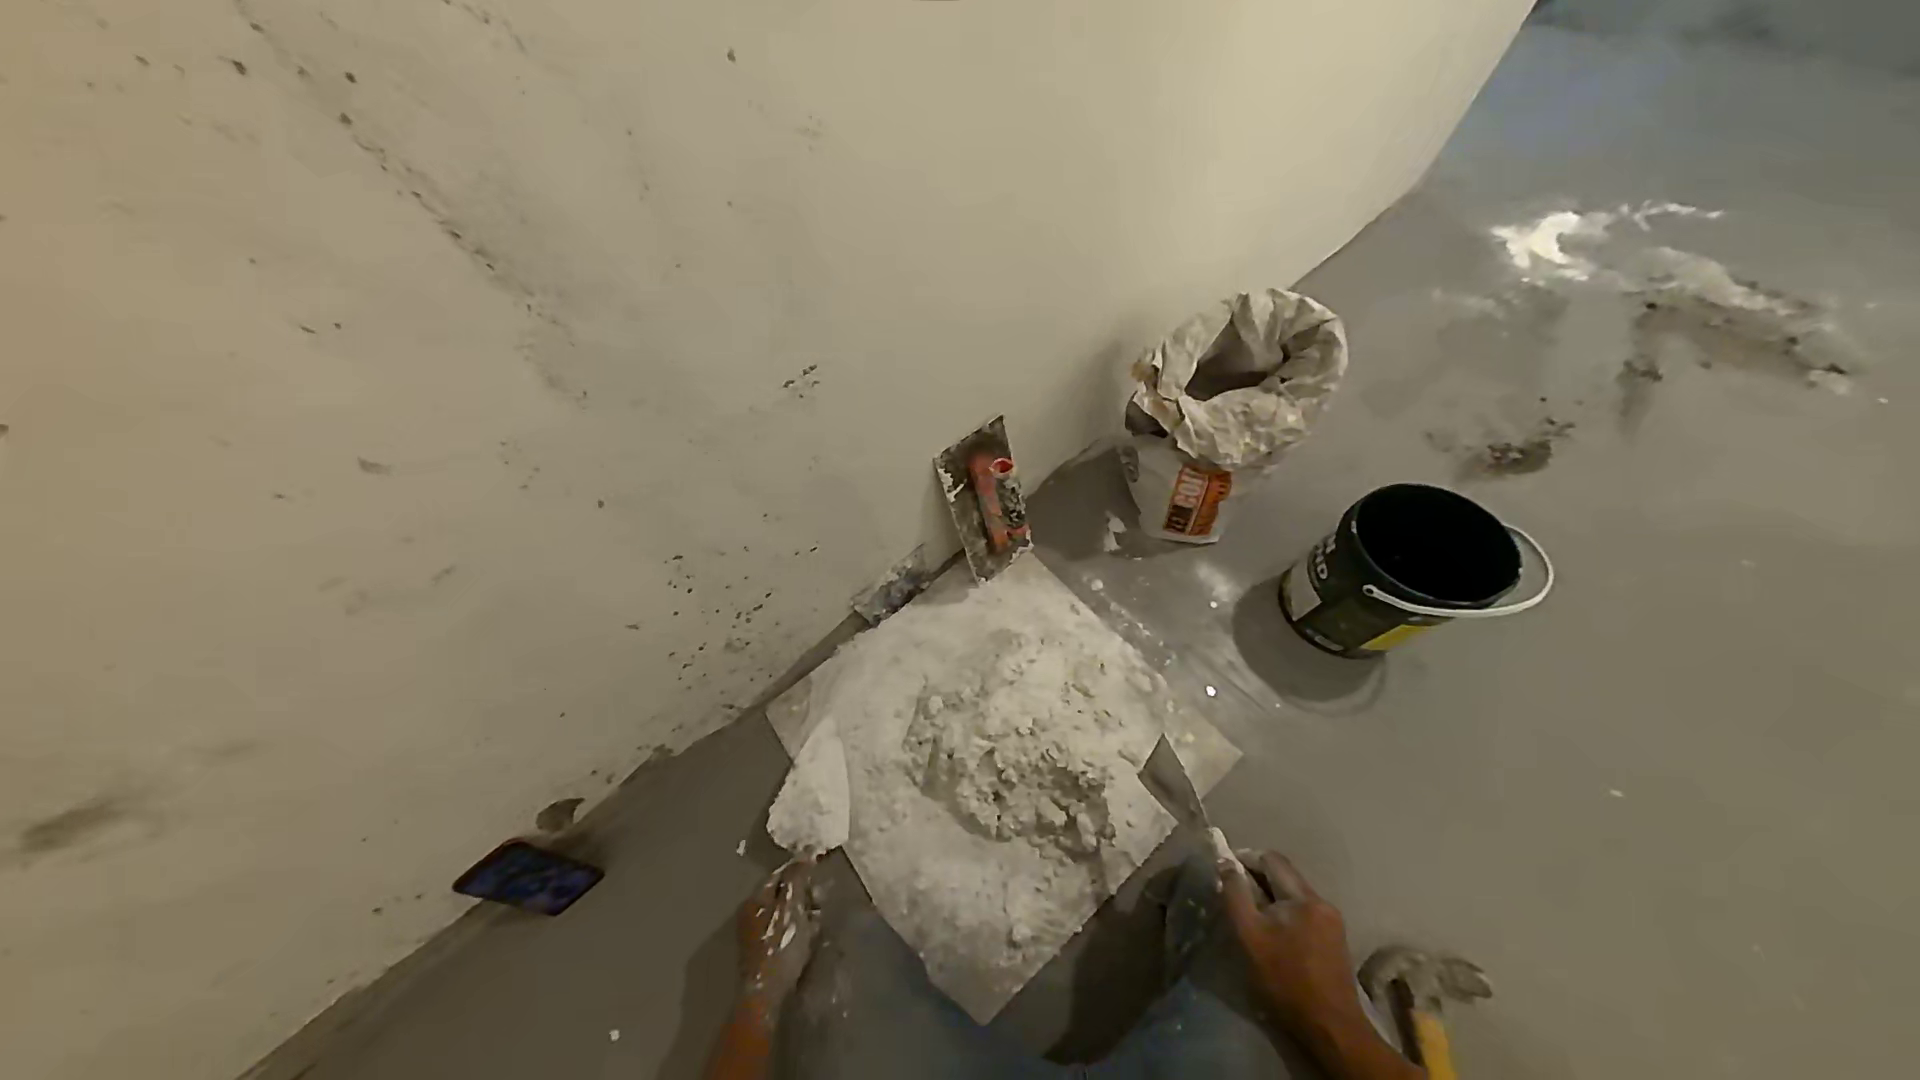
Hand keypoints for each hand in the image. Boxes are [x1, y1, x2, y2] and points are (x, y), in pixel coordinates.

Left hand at [735, 857, 818, 1019]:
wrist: (767, 996)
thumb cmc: (780, 947)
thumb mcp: (792, 907)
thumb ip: (797, 878)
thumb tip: (806, 851)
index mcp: (755, 900)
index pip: (779, 874)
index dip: (800, 871)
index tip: (819, 874)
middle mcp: (752, 914)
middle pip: (782, 893)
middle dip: (804, 895)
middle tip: (821, 902)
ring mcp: (756, 934)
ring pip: (786, 912)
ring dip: (804, 913)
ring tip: (818, 922)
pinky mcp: (764, 950)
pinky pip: (784, 929)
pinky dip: (798, 929)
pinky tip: (810, 936)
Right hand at [1219, 849, 1366, 1040]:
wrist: (1331, 1028)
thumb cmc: (1285, 978)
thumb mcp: (1249, 934)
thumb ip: (1235, 893)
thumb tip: (1225, 861)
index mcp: (1304, 897)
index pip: (1271, 858)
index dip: (1246, 858)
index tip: (1226, 871)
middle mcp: (1322, 902)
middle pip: (1284, 875)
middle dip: (1257, 879)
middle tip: (1234, 893)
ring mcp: (1333, 922)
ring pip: (1294, 894)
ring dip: (1270, 897)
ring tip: (1251, 914)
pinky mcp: (1335, 940)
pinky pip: (1304, 912)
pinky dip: (1285, 912)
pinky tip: (1274, 932)